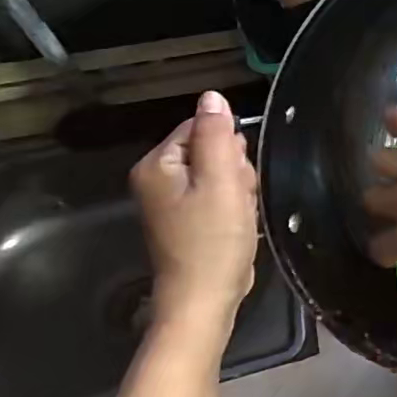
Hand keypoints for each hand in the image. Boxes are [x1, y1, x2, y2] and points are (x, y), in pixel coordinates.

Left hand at [131, 90, 258, 329]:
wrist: (205, 299)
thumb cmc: (213, 239)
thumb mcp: (220, 181)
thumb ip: (216, 135)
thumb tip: (212, 96)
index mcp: (157, 165)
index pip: (203, 128)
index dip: (230, 149)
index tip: (236, 177)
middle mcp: (158, 179)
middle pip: (213, 150)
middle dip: (236, 172)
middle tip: (239, 199)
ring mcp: (173, 202)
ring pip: (222, 175)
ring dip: (240, 191)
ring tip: (239, 216)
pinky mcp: (189, 221)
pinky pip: (220, 197)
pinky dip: (234, 208)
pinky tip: (238, 225)